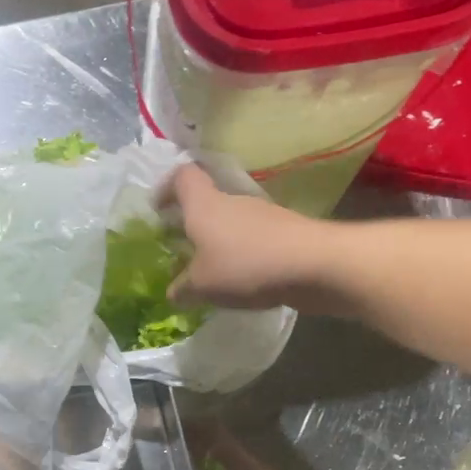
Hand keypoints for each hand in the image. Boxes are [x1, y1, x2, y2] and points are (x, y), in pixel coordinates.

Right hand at [162, 164, 341, 311]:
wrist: (313, 264)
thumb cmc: (245, 266)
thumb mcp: (201, 286)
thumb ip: (182, 288)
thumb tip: (174, 293)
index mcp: (204, 205)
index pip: (182, 177)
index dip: (166, 188)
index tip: (157, 210)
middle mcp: (232, 201)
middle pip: (205, 202)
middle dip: (190, 224)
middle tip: (178, 249)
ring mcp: (260, 214)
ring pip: (228, 223)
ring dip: (216, 242)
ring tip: (209, 272)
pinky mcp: (282, 231)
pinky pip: (251, 240)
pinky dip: (240, 255)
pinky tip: (240, 281)